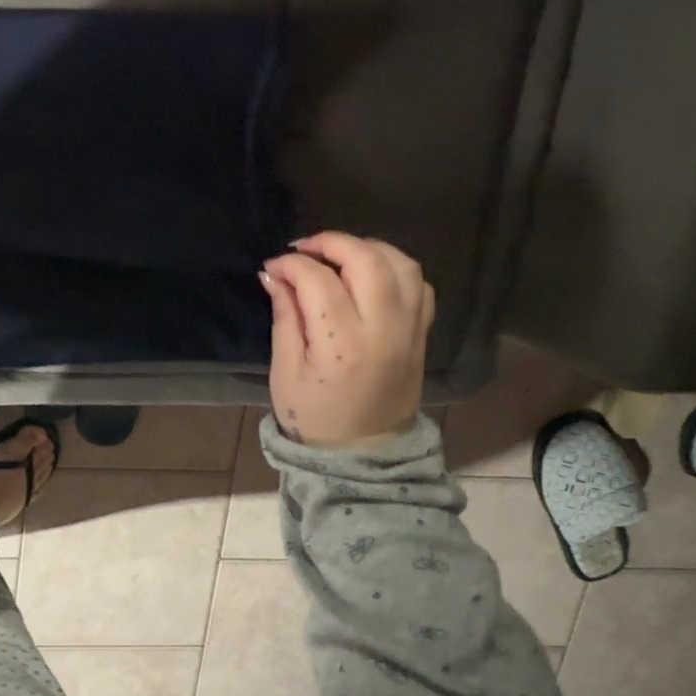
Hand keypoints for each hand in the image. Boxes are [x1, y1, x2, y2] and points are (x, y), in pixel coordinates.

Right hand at [260, 232, 434, 448]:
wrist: (364, 453)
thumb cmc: (313, 415)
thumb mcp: (285, 368)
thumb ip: (284, 315)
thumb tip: (274, 274)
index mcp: (341, 342)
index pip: (317, 279)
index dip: (290, 264)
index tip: (272, 267)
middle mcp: (383, 328)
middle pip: (366, 259)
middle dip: (331, 242)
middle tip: (303, 249)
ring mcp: (410, 329)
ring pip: (401, 264)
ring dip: (366, 249)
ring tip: (338, 256)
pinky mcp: (422, 333)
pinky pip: (419, 284)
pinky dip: (393, 268)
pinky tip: (368, 276)